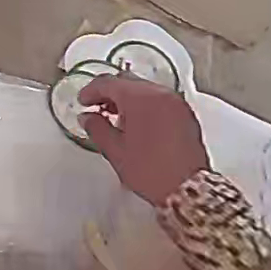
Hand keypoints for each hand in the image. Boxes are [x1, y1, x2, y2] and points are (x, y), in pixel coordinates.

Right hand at [79, 76, 210, 204]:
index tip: (82, 101)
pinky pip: (160, 99)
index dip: (91, 90)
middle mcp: (160, 93)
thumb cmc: (150, 171)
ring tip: (115, 117)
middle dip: (110, 91)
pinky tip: (137, 123)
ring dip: (128, 97)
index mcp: (139, 98)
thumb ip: (97, 128)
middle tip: (96, 107)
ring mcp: (176, 102)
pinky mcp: (186, 114)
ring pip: (145, 89)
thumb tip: (87, 118)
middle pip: (128, 81)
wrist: (188, 189)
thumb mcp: (116, 151)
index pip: (109, 83)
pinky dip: (145, 104)